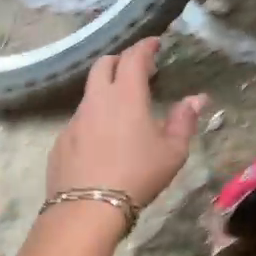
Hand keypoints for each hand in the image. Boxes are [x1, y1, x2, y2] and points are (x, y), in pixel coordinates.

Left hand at [46, 37, 204, 207]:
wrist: (86, 212)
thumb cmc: (137, 175)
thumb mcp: (173, 151)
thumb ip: (184, 120)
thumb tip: (196, 99)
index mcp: (125, 96)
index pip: (133, 57)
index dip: (145, 46)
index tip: (155, 43)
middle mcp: (96, 101)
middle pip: (103, 65)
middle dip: (121, 60)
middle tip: (139, 69)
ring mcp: (74, 121)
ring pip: (90, 93)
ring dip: (107, 90)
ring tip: (124, 107)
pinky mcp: (60, 142)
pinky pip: (80, 120)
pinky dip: (95, 117)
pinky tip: (105, 139)